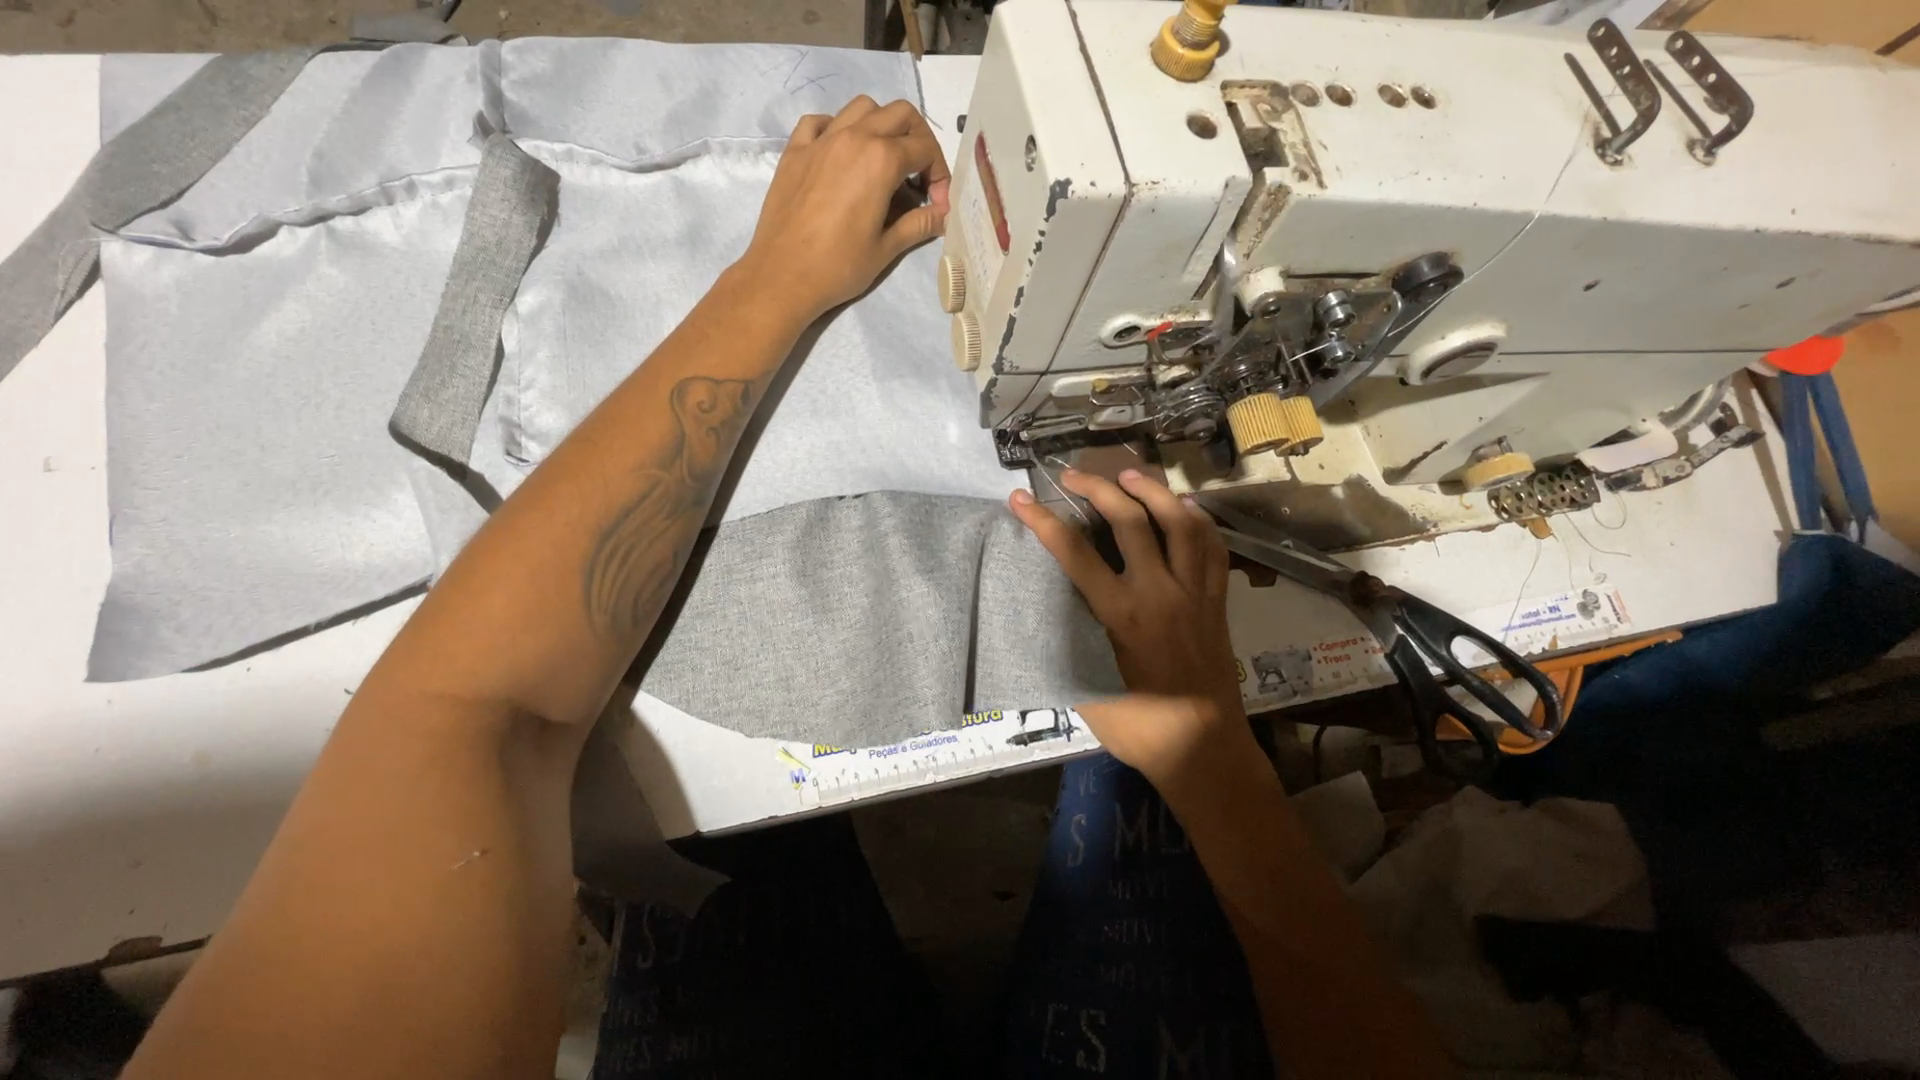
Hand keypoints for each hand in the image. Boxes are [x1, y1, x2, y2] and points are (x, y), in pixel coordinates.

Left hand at [739, 96, 951, 319]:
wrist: (782, 276)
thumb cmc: (838, 267)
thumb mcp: (886, 249)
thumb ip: (919, 224)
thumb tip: (943, 215)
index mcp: (881, 160)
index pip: (925, 148)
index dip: (940, 175)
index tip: (937, 203)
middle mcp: (853, 137)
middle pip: (900, 114)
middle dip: (919, 139)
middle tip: (918, 175)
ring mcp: (821, 140)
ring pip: (862, 108)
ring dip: (881, 126)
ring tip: (883, 161)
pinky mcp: (795, 151)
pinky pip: (820, 121)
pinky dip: (837, 129)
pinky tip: (841, 156)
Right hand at [1007, 469, 1254, 786]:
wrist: (1206, 750)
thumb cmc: (1141, 731)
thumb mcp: (1088, 693)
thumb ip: (1071, 647)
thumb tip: (1051, 621)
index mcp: (1122, 616)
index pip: (1075, 553)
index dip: (1043, 520)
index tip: (1021, 498)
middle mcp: (1161, 593)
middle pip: (1130, 520)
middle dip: (1098, 488)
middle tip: (1073, 475)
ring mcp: (1196, 593)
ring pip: (1180, 522)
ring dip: (1153, 490)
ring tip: (1130, 473)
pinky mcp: (1218, 601)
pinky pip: (1213, 547)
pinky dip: (1198, 520)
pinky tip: (1184, 508)